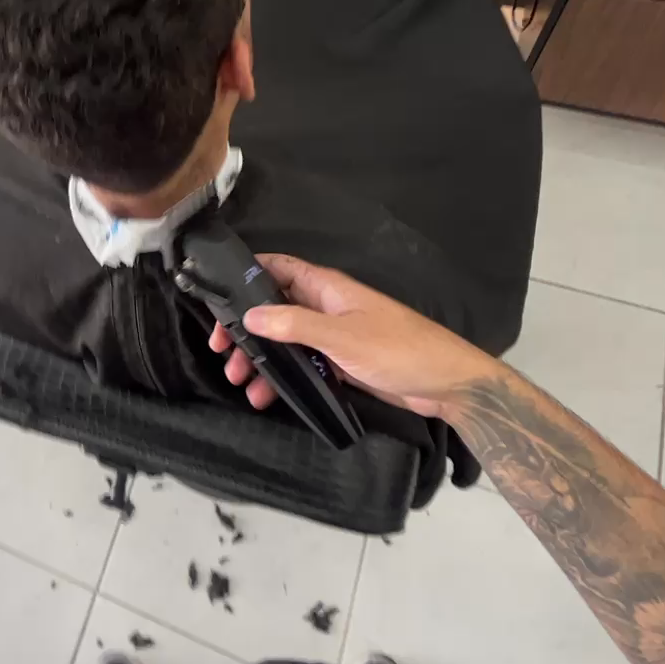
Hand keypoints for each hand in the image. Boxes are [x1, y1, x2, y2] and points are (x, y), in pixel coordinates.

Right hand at [207, 253, 504, 417]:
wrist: (448, 386)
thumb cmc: (399, 350)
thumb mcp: (342, 337)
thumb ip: (294, 325)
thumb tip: (249, 316)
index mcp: (325, 287)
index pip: (275, 268)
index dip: (244, 276)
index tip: (216, 297)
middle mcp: (323, 305)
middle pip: (271, 307)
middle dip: (243, 327)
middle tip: (220, 349)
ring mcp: (330, 334)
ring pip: (282, 339)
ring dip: (258, 357)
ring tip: (237, 379)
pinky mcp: (338, 361)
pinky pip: (299, 363)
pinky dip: (281, 376)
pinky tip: (264, 395)